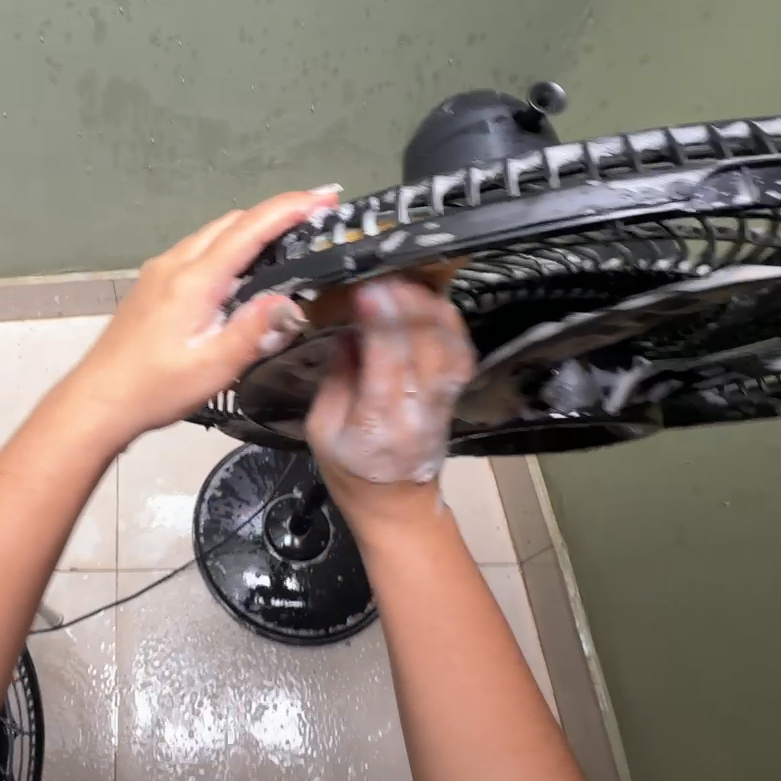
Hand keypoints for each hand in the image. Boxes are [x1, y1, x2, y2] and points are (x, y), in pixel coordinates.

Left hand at [58, 188, 339, 444]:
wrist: (97, 400)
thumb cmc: (154, 388)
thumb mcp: (213, 367)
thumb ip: (254, 332)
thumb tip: (292, 302)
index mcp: (193, 280)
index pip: (248, 229)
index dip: (289, 208)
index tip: (324, 196)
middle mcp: (174, 265)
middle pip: (230, 223)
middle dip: (274, 214)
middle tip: (315, 218)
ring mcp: (158, 272)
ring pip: (211, 235)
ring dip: (249, 229)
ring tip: (287, 239)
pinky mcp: (151, 285)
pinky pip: (196, 251)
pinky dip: (226, 247)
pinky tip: (240, 270)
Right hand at [307, 278, 477, 538]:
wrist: (397, 506)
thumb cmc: (350, 472)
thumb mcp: (321, 431)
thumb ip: (336, 380)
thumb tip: (347, 333)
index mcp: (379, 423)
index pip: (387, 363)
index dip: (380, 322)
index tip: (366, 288)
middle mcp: (418, 410)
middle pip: (426, 347)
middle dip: (408, 304)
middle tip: (384, 274)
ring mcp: (443, 402)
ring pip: (450, 346)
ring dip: (432, 308)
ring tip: (407, 280)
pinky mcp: (453, 396)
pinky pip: (459, 352)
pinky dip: (449, 323)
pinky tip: (431, 301)